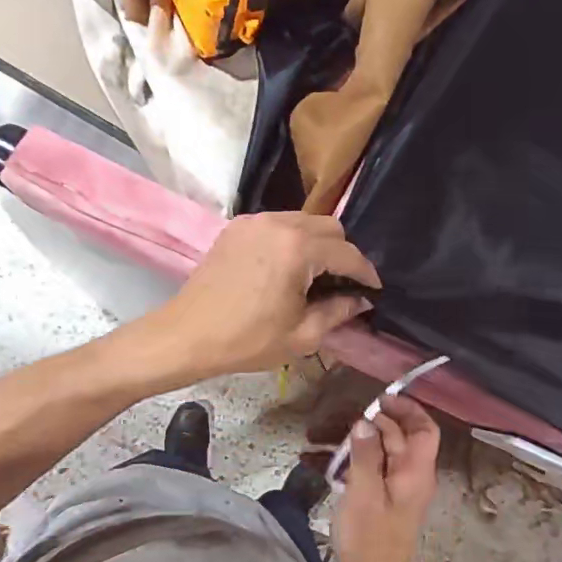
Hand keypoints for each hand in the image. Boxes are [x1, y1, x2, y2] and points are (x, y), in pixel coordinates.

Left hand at [146, 212, 379, 379]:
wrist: (187, 336)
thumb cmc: (246, 340)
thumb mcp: (302, 335)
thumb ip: (339, 311)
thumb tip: (360, 300)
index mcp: (297, 248)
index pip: (347, 253)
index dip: (366, 273)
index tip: (373, 290)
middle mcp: (278, 223)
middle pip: (329, 227)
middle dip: (343, 254)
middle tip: (343, 285)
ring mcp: (254, 221)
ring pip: (304, 221)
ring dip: (318, 244)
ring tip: (316, 276)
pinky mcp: (236, 227)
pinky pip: (278, 224)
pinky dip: (291, 240)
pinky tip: (288, 268)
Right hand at [334, 396, 440, 561]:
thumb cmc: (368, 539)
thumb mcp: (363, 492)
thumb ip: (366, 454)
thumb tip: (366, 422)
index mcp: (417, 472)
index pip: (424, 429)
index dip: (406, 410)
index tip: (378, 401)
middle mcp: (415, 478)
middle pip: (404, 438)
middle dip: (379, 424)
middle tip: (348, 421)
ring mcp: (401, 491)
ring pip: (388, 454)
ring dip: (365, 443)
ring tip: (334, 440)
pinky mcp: (387, 502)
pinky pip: (378, 470)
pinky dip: (361, 461)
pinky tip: (335, 462)